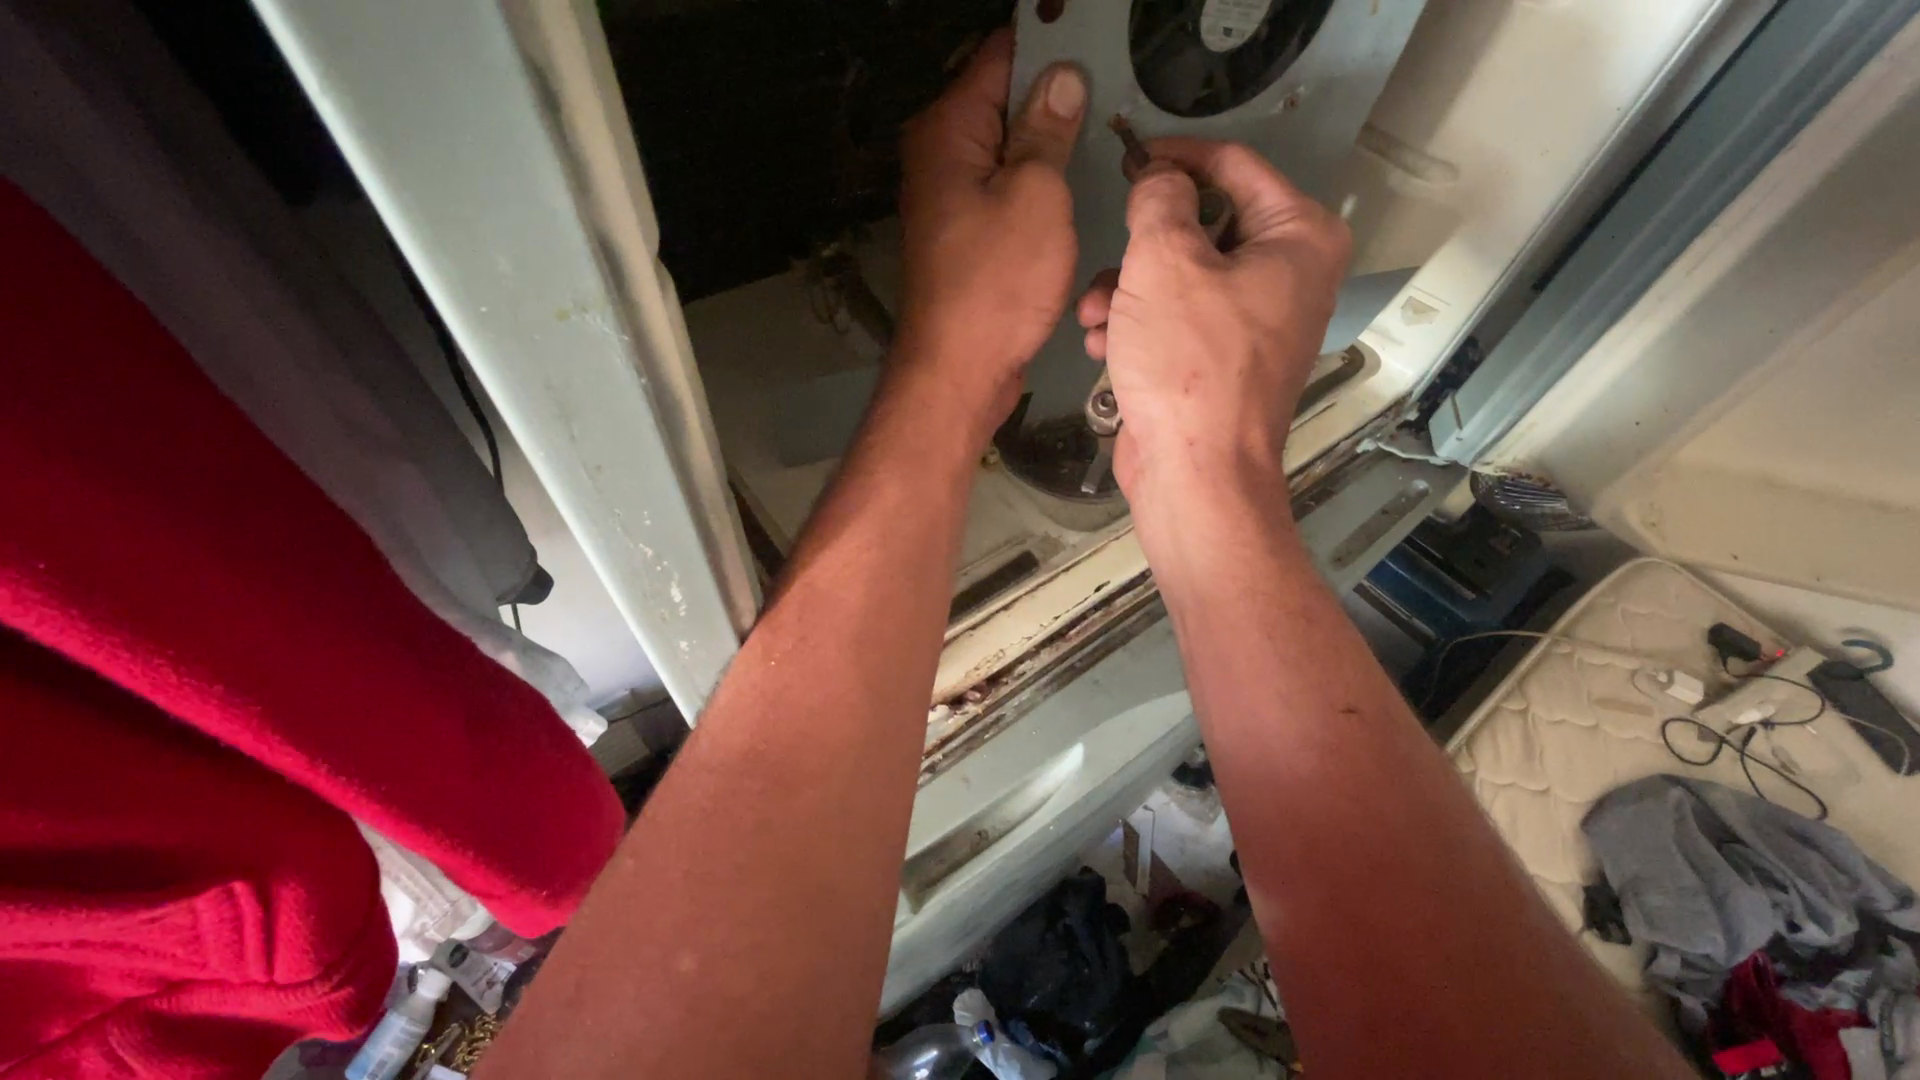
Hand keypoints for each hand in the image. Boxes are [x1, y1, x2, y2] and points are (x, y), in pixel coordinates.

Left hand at [895, 30, 1087, 446]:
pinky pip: (1009, 192)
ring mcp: (953, 200)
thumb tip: (1060, 79)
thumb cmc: (995, 285)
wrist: (959, 372)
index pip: (1001, 56)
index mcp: (948, 130)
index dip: (1051, 43)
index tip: (1100, 41)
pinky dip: (1041, 187)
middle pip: (1006, 102)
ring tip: (1109, 140)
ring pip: (1011, 151)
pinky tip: (1080, 189)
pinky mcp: (969, 237)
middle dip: (1057, 98)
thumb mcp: (1035, 196)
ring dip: (1053, 147)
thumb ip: (1047, 130)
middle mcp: (942, 157)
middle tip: (1117, 99)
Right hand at [1075, 139, 1350, 512]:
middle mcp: (1288, 276)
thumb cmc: (1188, 362)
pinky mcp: (1222, 363)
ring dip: (1126, 292)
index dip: (1176, 156)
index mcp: (1299, 237)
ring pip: (1180, 278)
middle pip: (1201, 227)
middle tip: (1107, 256)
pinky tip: (1102, 347)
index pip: (1234, 166)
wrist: (1197, 474)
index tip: (1128, 157)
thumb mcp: (1164, 262)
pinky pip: (1178, 322)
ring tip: (1093, 318)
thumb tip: (1160, 179)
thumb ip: (1158, 199)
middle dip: (1140, 247)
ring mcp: (1255, 324)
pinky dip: (1138, 328)